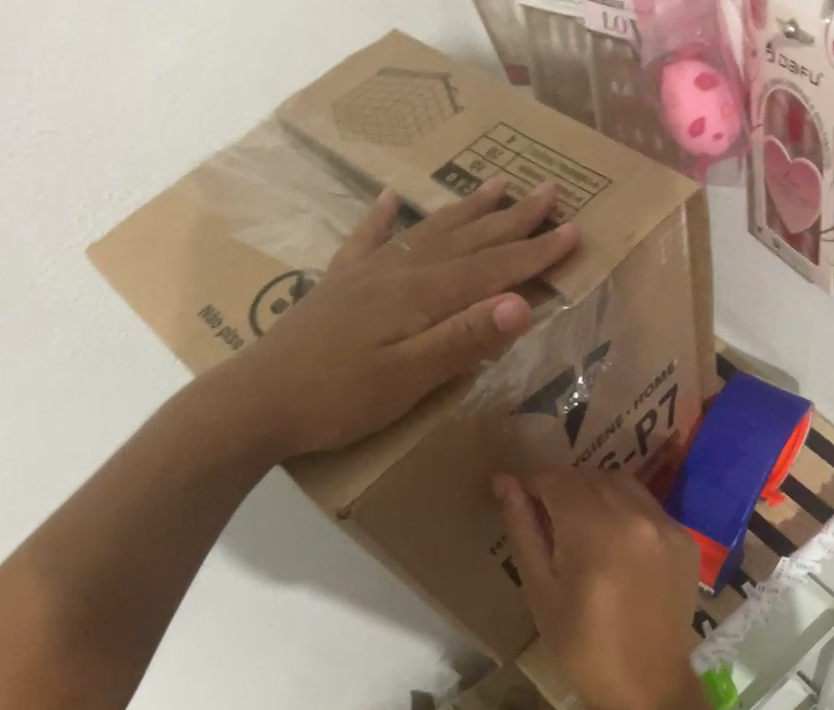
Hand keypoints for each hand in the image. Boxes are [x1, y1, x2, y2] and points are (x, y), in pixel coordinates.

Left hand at [214, 179, 577, 458]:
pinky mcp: (339, 286)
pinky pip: (368, 239)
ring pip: (428, 232)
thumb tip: (522, 304)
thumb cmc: (340, 398)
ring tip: (494, 185)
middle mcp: (400, 273)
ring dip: (466, 210)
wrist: (257, 400)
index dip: (537, 253)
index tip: (576, 231)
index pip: (494, 269)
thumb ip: (465, 339)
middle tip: (549, 190)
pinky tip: (390, 198)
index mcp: (423, 296)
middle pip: (468, 239)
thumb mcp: (411, 377)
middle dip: (512, 218)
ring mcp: (366, 275)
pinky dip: (383, 217)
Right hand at [494, 469, 704, 709]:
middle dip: (564, 488)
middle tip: (548, 520)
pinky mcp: (686, 541)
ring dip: (597, 494)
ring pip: (623, 486)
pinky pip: (649, 508)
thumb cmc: (580, 645)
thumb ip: (524, 527)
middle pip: (591, 476)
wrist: (644, 685)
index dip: (533, 483)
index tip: (520, 499)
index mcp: (596, 530)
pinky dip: (627, 513)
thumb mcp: (540, 588)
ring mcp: (668, 527)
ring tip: (581, 530)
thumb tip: (504, 481)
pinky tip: (616, 544)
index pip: (558, 479)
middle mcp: (637, 517)